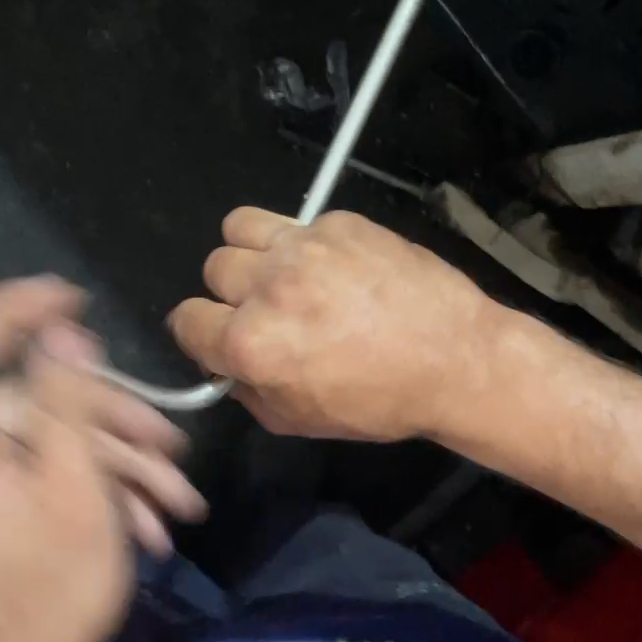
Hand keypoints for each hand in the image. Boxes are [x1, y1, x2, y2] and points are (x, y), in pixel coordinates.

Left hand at [0, 278, 204, 641]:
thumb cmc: (50, 593)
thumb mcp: (73, 490)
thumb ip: (67, 403)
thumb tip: (62, 333)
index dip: (7, 311)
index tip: (68, 295)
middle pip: (29, 401)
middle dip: (108, 420)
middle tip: (168, 443)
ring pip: (50, 436)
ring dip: (117, 461)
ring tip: (178, 498)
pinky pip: (45, 467)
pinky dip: (98, 484)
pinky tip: (151, 519)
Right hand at [168, 208, 505, 441]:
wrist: (456, 358)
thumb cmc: (378, 401)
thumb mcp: (298, 420)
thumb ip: (247, 391)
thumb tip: (224, 364)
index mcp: (251, 343)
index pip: (185, 319)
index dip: (200, 333)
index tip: (218, 336)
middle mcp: (268, 286)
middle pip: (213, 269)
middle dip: (231, 294)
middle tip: (267, 309)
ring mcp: (304, 246)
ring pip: (239, 227)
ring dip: (251, 252)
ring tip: (283, 271)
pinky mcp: (338, 222)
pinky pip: (296, 223)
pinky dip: (305, 244)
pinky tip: (337, 267)